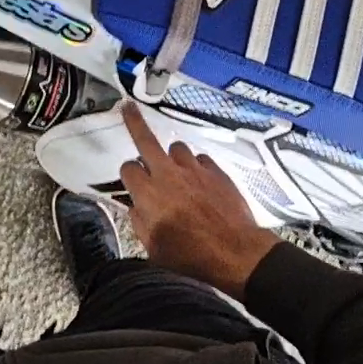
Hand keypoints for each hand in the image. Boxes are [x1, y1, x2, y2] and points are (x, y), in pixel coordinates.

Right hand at [119, 101, 283, 297]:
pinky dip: (196, 166)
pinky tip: (199, 180)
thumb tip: (135, 207)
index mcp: (148, 194)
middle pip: (146, 140)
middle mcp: (168, 174)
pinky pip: (200, 158)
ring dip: (171, 156)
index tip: (132, 181)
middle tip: (129, 107)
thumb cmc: (191, 256)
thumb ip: (140, 222)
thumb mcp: (154, 248)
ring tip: (176, 171)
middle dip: (134, 122)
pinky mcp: (216, 171)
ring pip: (176, 148)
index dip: (127, 174)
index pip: (127, 168)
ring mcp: (194, 169)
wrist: (235, 252)